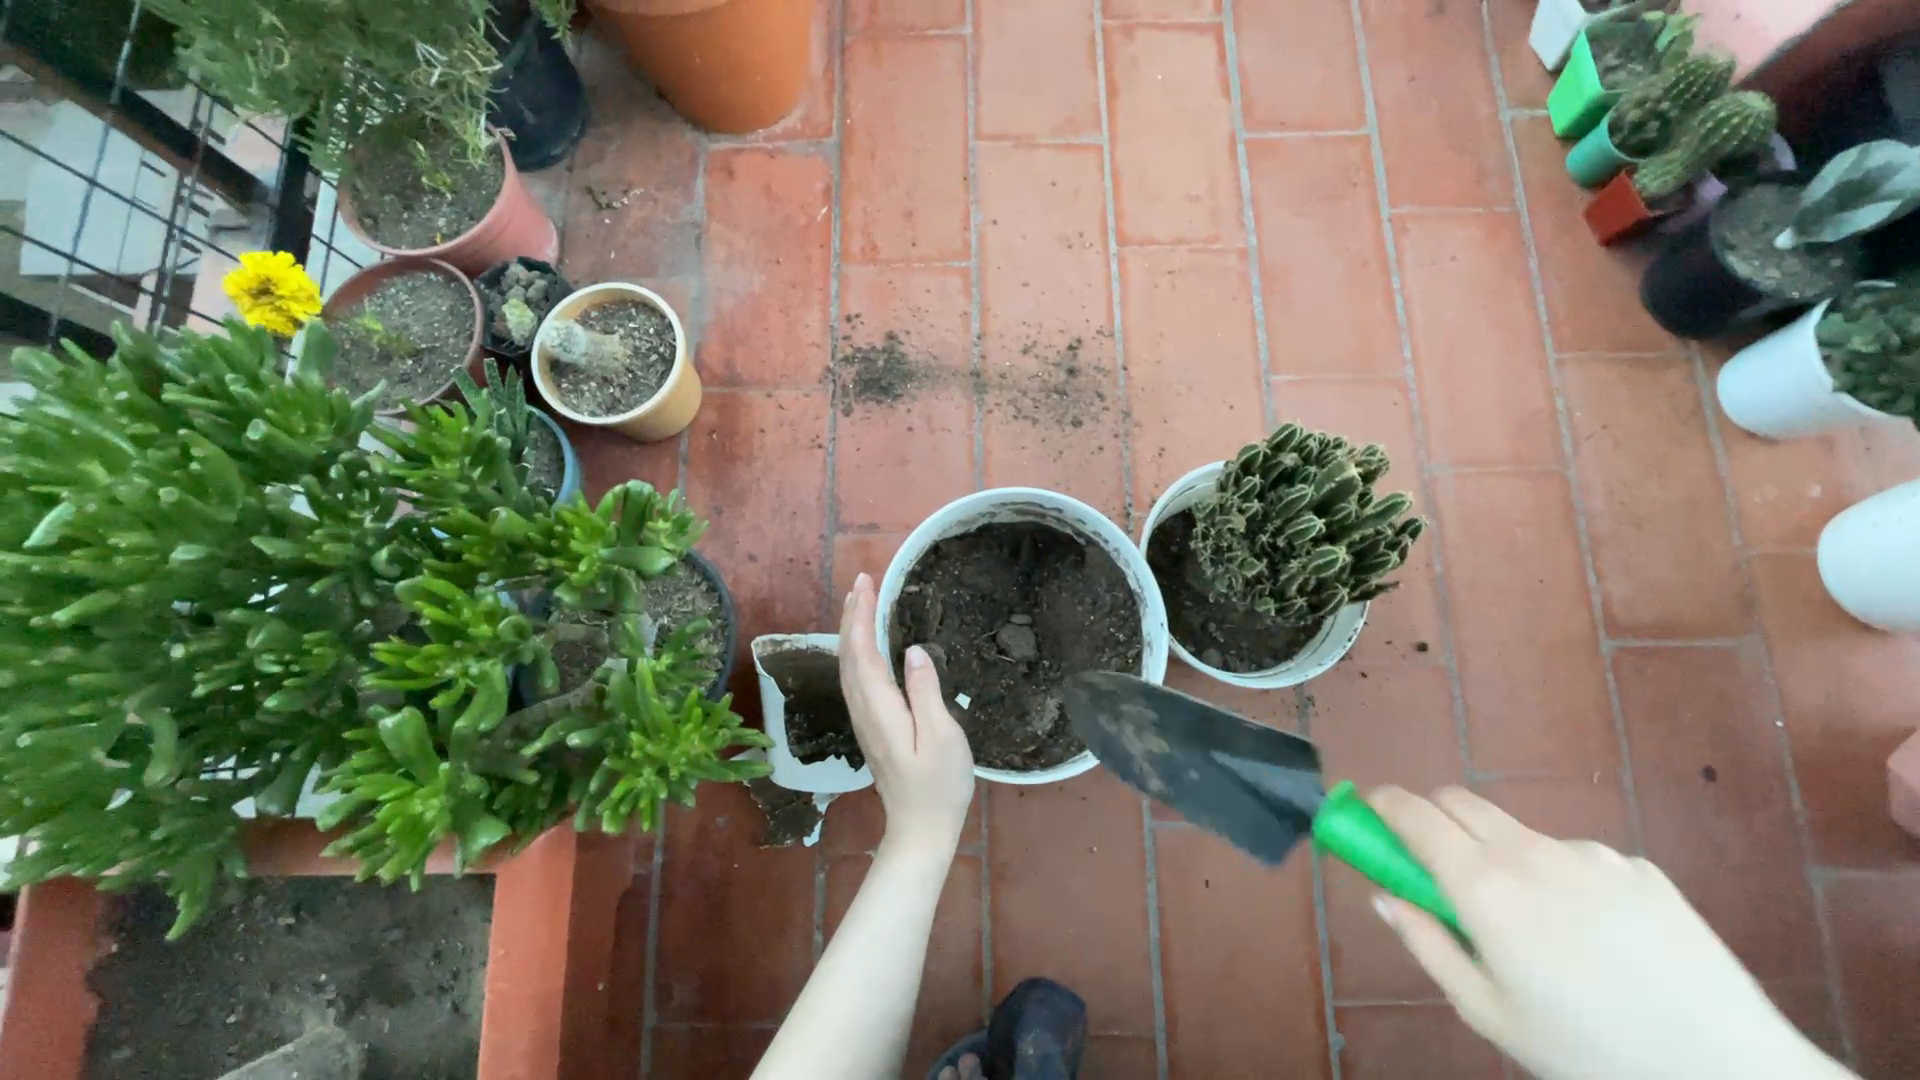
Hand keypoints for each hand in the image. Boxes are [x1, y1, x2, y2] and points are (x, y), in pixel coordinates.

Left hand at [838, 572, 974, 852]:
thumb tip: (912, 651)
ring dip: (850, 631)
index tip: (866, 584)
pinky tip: (865, 644)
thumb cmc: (938, 785)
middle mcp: (863, 709)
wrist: (920, 827)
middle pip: (848, 655)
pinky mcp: (870, 726)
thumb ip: (925, 692)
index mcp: (879, 707)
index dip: (860, 616)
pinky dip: (856, 651)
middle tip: (862, 581)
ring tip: (858, 602)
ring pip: (848, 666)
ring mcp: (864, 719)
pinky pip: (855, 678)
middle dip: (851, 615)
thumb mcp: (943, 736)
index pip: (862, 652)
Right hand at [1370, 786, 1854, 1079]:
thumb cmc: (1587, 1049)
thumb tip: (1384, 895)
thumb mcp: (1486, 1011)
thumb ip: (1425, 944)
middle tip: (1434, 863)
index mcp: (1483, 886)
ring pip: (1518, 832)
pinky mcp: (1638, 867)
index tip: (1370, 812)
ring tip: (1536, 923)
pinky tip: (1597, 935)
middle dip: (1432, 817)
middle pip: (1458, 801)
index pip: (1413, 814)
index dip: (1382, 804)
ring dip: (1500, 853)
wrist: (1730, 1071)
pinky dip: (1562, 878)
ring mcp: (1589, 854)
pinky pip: (1577, 857)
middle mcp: (1529, 852)